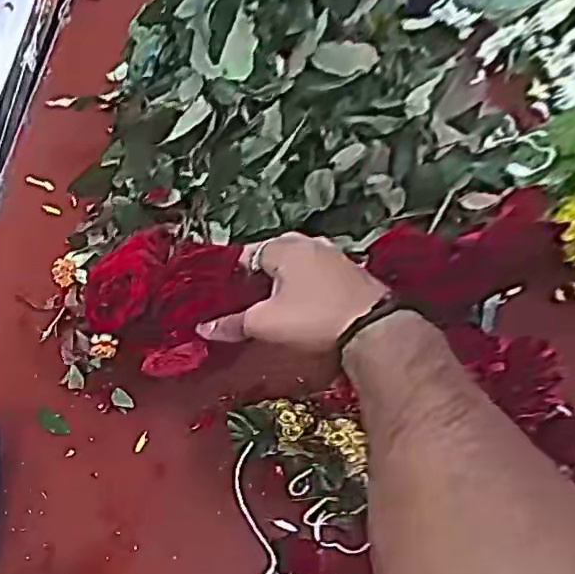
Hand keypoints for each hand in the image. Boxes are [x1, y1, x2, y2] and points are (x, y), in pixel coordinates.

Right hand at [195, 233, 388, 357]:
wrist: (371, 329)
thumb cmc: (311, 318)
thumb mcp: (263, 323)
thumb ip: (231, 324)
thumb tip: (203, 329)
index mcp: (285, 247)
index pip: (245, 254)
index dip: (229, 275)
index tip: (219, 296)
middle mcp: (310, 244)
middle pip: (270, 258)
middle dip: (254, 278)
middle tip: (239, 303)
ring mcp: (332, 256)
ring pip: (293, 267)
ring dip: (278, 283)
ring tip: (263, 307)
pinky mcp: (348, 274)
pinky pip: (311, 276)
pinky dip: (298, 288)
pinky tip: (292, 308)